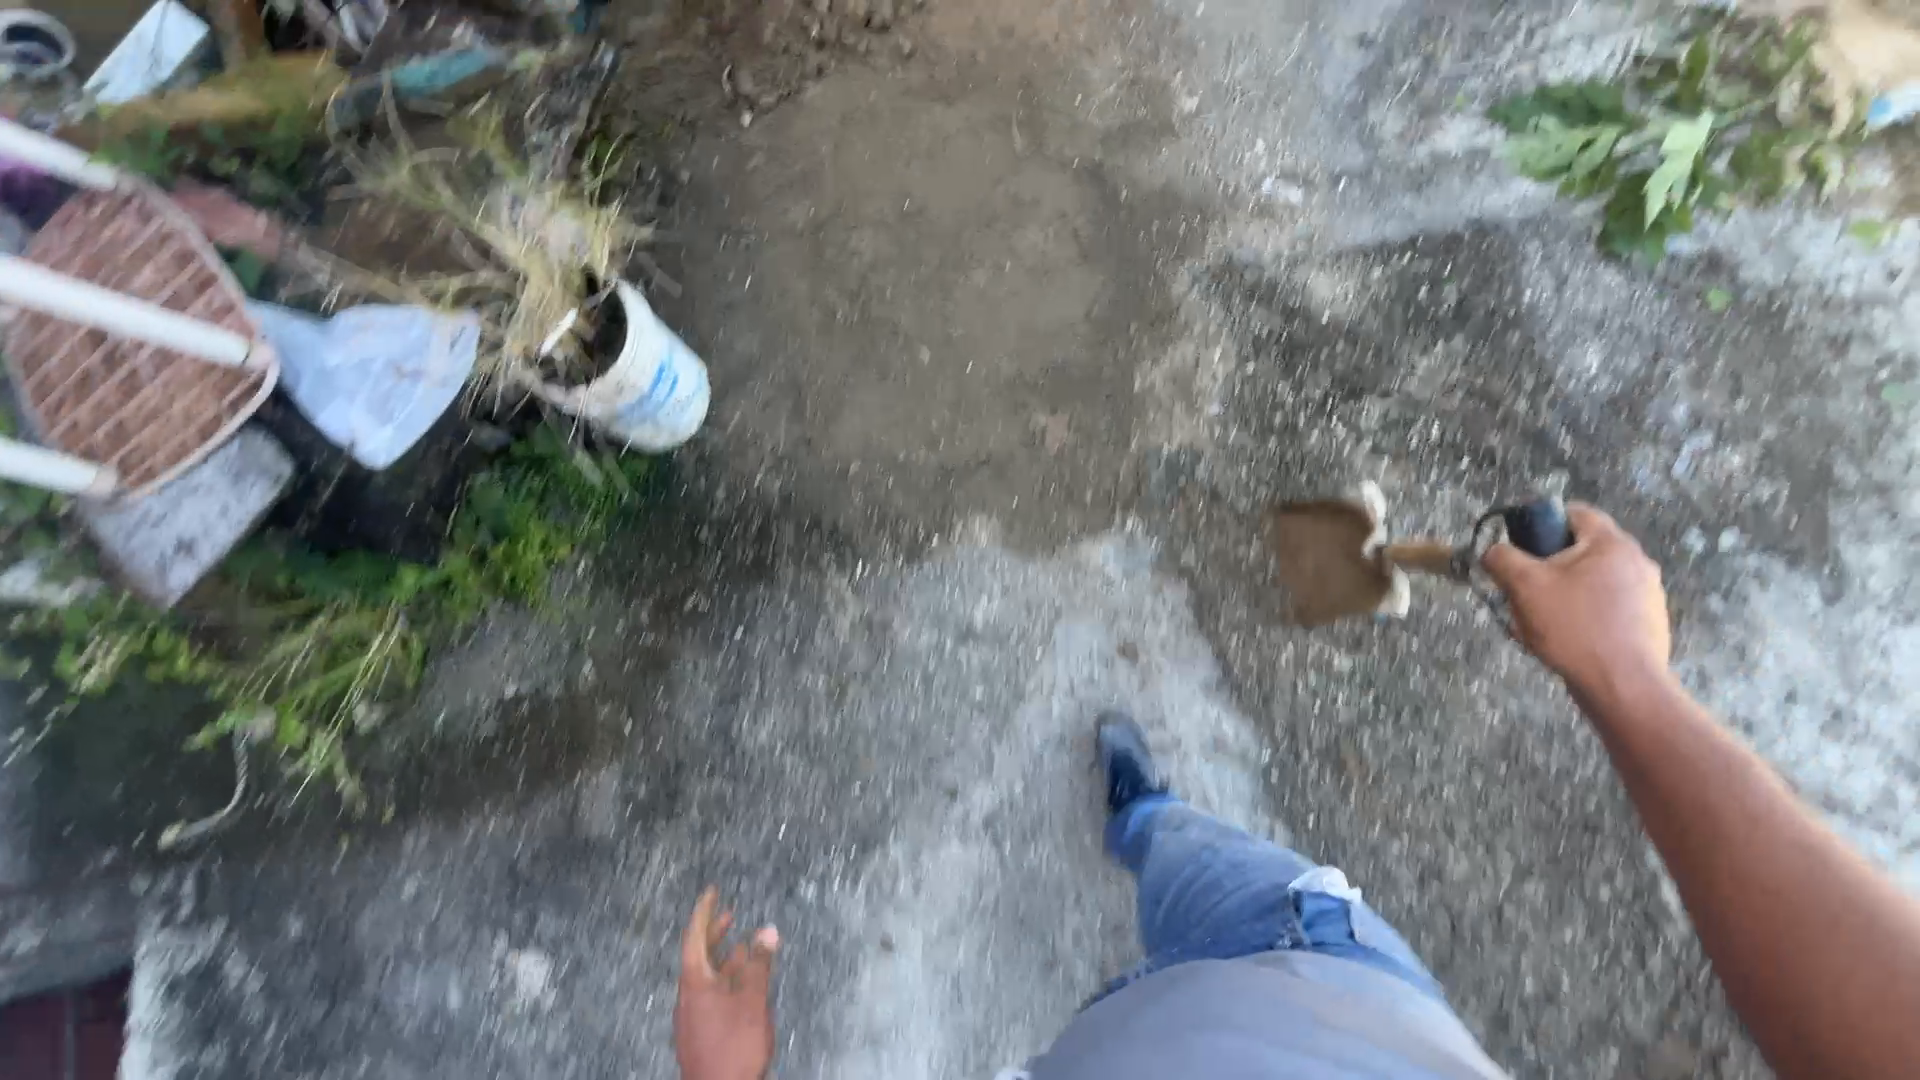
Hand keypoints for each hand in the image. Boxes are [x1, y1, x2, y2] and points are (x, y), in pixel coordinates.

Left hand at [674, 888, 778, 1079]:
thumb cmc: (734, 1045)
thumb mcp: (752, 1001)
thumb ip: (759, 965)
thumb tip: (766, 930)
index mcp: (694, 984)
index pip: (695, 938)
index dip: (704, 913)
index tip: (711, 892)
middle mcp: (688, 998)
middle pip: (698, 957)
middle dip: (713, 933)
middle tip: (729, 913)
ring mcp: (692, 1018)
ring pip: (707, 978)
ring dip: (724, 958)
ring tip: (742, 945)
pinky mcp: (701, 1034)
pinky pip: (711, 994)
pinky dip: (726, 980)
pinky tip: (743, 984)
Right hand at [1482, 503, 1672, 704]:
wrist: (1621, 683)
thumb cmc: (1572, 626)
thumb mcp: (1523, 585)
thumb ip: (1501, 558)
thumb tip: (1494, 551)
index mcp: (1611, 545)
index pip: (1573, 512)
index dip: (1538, 524)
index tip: (1517, 549)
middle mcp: (1637, 562)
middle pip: (1578, 549)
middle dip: (1544, 566)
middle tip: (1522, 589)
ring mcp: (1647, 593)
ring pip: (1589, 579)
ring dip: (1560, 591)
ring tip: (1539, 619)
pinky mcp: (1646, 621)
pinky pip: (1603, 604)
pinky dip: (1579, 612)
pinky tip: (1564, 636)